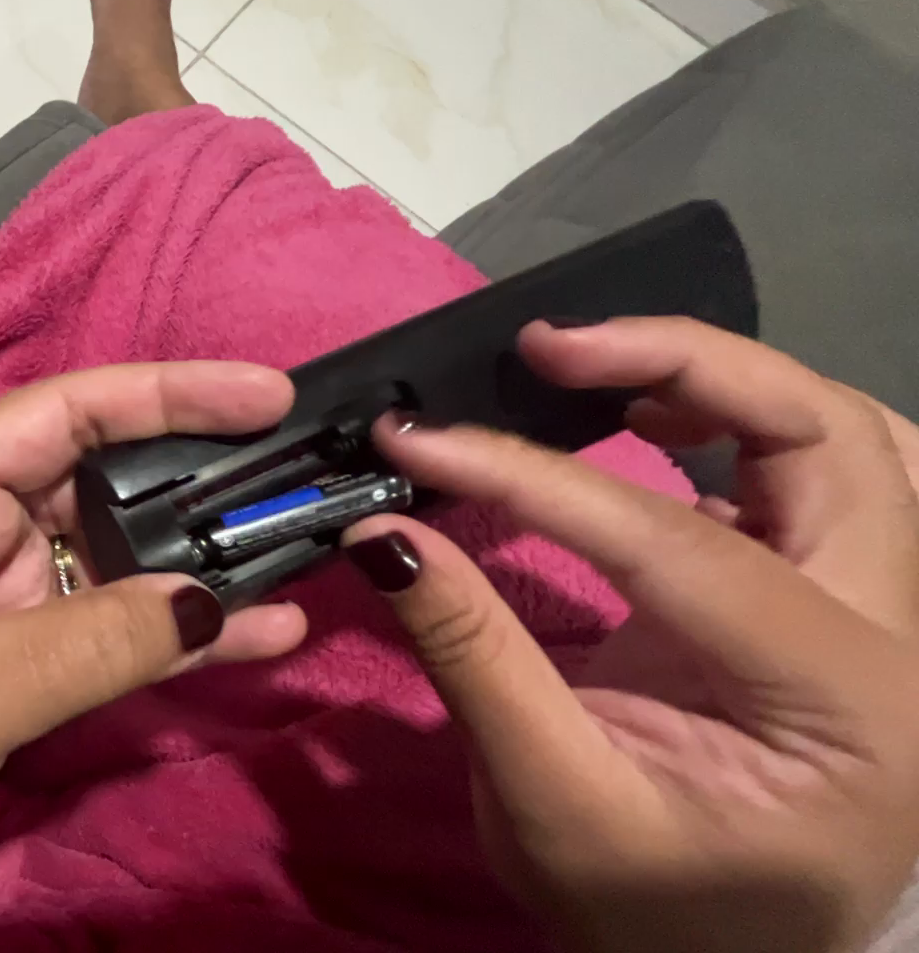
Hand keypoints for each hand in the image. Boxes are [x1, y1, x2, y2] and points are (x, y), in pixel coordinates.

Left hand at [0, 363, 309, 951]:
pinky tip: (262, 631)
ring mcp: (6, 583)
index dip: (160, 393)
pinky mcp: (27, 640)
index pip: (57, 413)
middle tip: (299, 470)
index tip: (261, 392)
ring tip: (301, 543)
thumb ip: (88, 645)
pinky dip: (180, 623)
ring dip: (202, 551)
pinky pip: (115, 617)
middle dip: (197, 469)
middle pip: (100, 471)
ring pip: (119, 544)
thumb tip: (208, 599)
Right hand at [341, 317, 918, 952]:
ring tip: (588, 365)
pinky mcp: (818, 605)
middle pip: (838, 442)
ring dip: (720, 379)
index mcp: (850, 705)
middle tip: (544, 347)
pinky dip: (726, 419)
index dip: (528, 476)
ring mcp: (878, 616)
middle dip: (684, 366)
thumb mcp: (541, 792)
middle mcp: (904, 640)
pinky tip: (643, 417)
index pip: (674, 543)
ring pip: (849, 440)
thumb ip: (467, 650)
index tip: (412, 442)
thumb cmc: (641, 901)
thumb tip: (379, 532)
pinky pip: (810, 476)